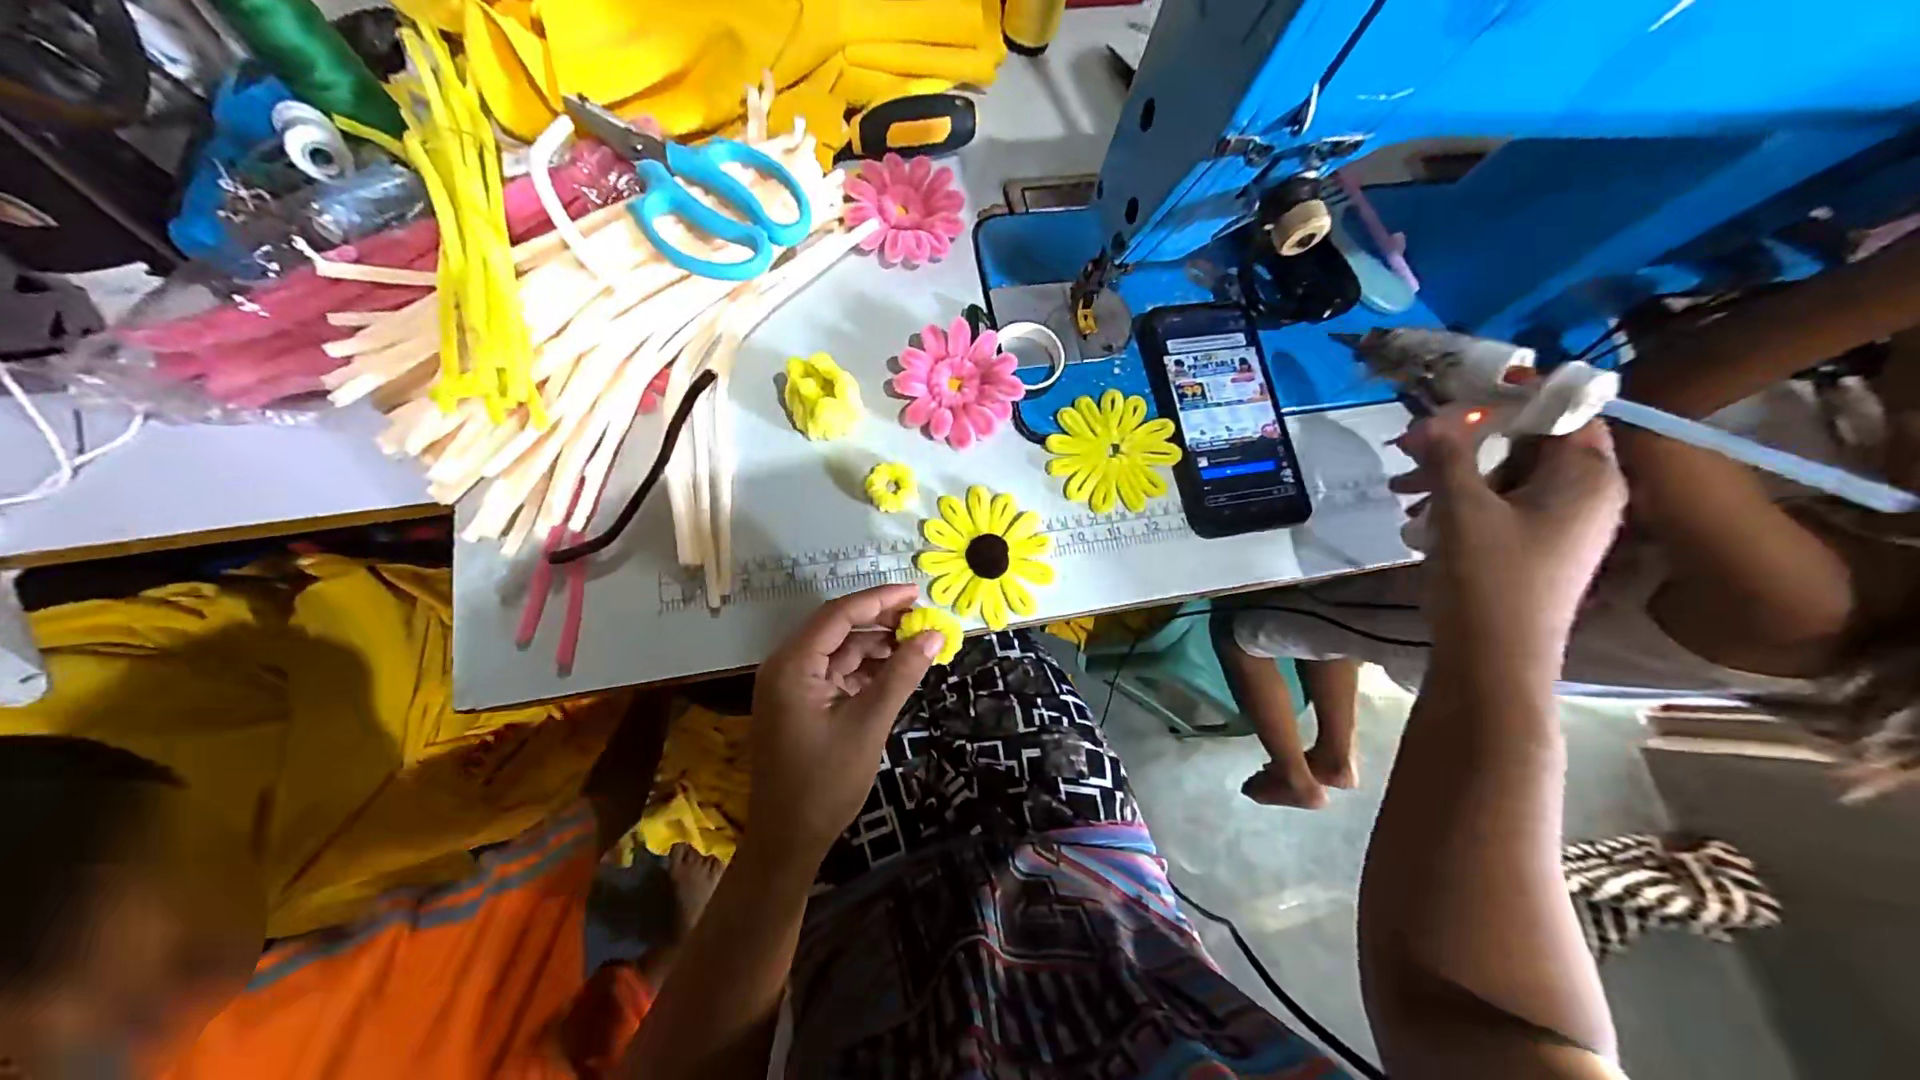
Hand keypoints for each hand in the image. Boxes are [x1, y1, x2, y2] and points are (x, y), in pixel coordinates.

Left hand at [748, 585, 943, 864]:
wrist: (789, 838)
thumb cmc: (825, 781)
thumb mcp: (869, 723)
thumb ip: (901, 675)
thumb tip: (933, 635)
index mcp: (793, 665)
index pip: (839, 615)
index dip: (879, 599)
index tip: (916, 592)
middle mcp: (786, 666)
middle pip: (837, 628)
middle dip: (880, 621)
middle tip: (922, 617)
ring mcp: (792, 686)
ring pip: (839, 651)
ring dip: (876, 646)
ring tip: (916, 643)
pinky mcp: (801, 704)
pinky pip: (836, 673)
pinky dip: (865, 670)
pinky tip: (896, 670)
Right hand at [1391, 408, 1626, 658]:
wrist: (1493, 661)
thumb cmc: (1488, 578)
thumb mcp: (1462, 507)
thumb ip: (1448, 453)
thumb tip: (1435, 416)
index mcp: (1588, 476)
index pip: (1563, 410)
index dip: (1515, 395)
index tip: (1459, 394)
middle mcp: (1585, 495)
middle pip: (1527, 443)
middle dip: (1465, 441)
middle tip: (1411, 447)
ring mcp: (1560, 526)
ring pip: (1505, 478)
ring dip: (1452, 475)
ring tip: (1401, 491)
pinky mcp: (1533, 550)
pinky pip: (1499, 508)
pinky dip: (1460, 504)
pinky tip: (1417, 522)